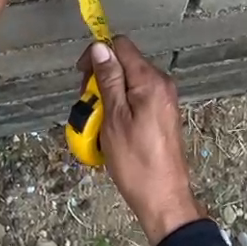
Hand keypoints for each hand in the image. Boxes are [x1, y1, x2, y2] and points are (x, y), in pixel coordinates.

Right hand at [78, 37, 204, 244]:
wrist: (164, 200)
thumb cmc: (135, 161)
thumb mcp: (114, 118)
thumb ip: (108, 79)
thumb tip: (99, 47)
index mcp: (150, 80)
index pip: (120, 45)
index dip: (98, 54)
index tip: (82, 77)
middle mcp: (161, 83)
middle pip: (124, 63)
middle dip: (101, 78)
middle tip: (88, 106)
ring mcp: (164, 99)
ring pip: (129, 82)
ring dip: (109, 95)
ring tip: (98, 122)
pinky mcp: (163, 114)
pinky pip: (137, 98)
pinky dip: (121, 106)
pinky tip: (111, 129)